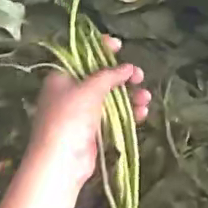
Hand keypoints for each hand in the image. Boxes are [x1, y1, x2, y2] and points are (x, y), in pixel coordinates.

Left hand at [24, 37, 150, 194]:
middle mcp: (71, 91)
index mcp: (62, 75)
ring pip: (110, 97)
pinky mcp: (92, 130)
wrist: (61, 162)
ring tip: (146, 98)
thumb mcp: (89, 89)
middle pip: (100, 77)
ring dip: (129, 96)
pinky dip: (127, 113)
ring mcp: (82, 111)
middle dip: (122, 76)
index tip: (119, 45)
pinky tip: (142, 113)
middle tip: (139, 76)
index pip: (82, 55)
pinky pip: (113, 116)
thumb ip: (109, 75)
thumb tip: (128, 68)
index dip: (101, 48)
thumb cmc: (70, 117)